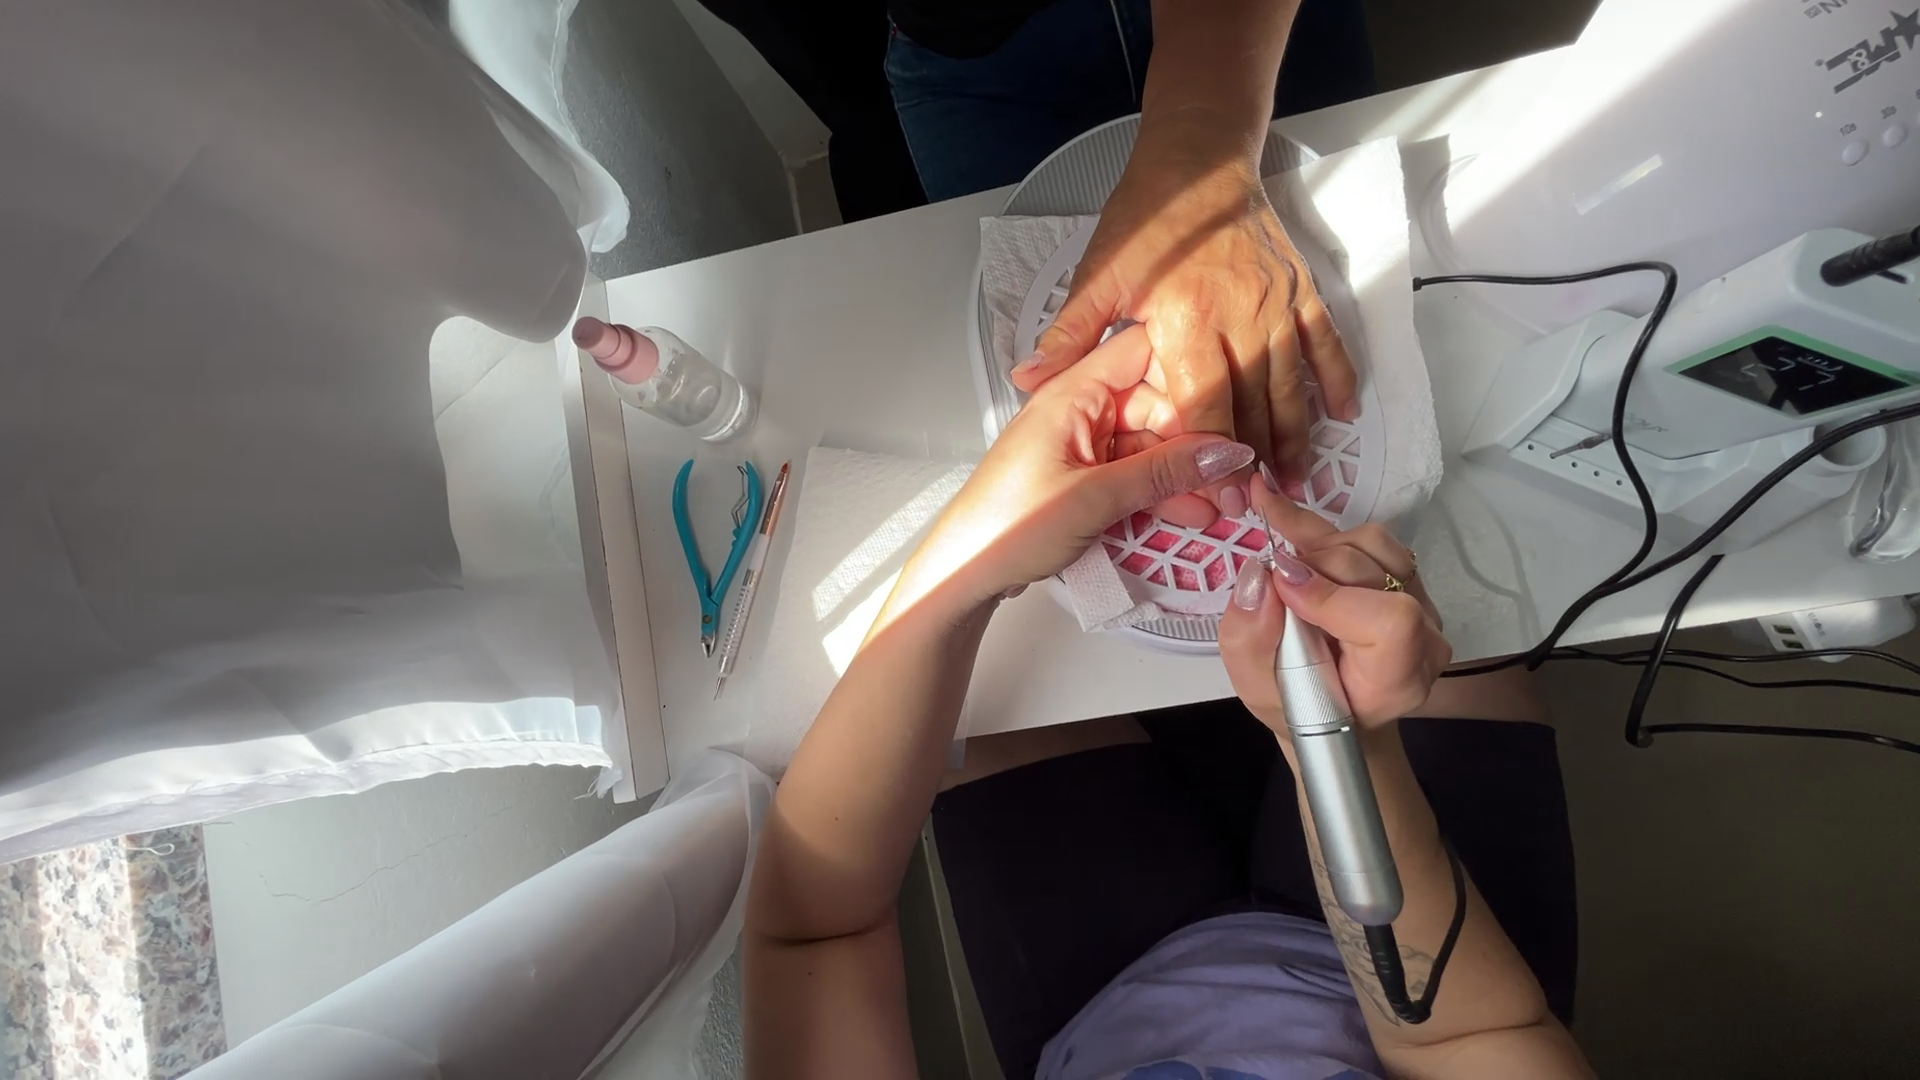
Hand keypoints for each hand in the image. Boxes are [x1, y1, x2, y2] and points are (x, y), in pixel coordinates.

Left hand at [909, 326, 1255, 608]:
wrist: (965, 573)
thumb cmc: (1007, 527)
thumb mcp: (1092, 497)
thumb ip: (1162, 471)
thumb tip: (1227, 452)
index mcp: (1070, 393)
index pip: (1142, 353)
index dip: (1187, 376)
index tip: (1227, 416)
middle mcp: (1077, 410)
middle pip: (1154, 406)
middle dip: (1195, 444)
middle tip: (1231, 483)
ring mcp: (1081, 446)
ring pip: (1148, 446)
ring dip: (1182, 476)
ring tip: (1217, 509)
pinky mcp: (1082, 478)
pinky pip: (1132, 474)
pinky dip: (1159, 493)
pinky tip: (1189, 514)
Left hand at [1010, 143, 1356, 508]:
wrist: (1200, 158)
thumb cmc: (1145, 221)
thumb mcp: (1098, 275)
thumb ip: (1069, 334)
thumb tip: (1027, 378)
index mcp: (1188, 320)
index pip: (1204, 402)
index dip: (1210, 454)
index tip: (1217, 495)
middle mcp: (1242, 317)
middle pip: (1254, 403)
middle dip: (1256, 460)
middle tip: (1257, 508)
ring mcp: (1278, 303)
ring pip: (1293, 382)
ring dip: (1298, 435)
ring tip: (1298, 483)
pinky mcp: (1300, 290)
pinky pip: (1326, 341)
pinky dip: (1337, 379)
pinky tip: (1345, 415)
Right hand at [1220, 480, 1448, 728]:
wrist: (1329, 705)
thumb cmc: (1296, 706)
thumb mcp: (1255, 688)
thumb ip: (1248, 640)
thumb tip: (1258, 575)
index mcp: (1394, 680)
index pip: (1390, 622)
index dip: (1330, 595)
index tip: (1279, 588)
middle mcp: (1423, 639)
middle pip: (1370, 571)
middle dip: (1307, 567)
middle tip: (1270, 584)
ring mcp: (1422, 604)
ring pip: (1371, 544)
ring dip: (1315, 549)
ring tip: (1283, 569)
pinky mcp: (1405, 579)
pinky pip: (1369, 538)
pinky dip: (1320, 529)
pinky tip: (1281, 518)